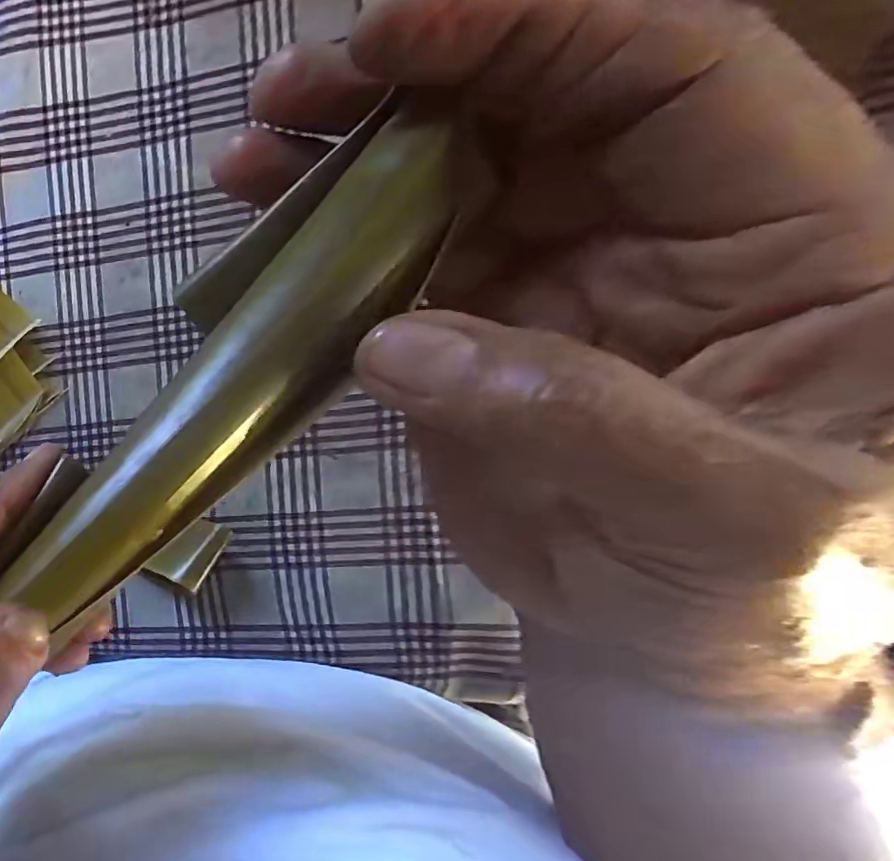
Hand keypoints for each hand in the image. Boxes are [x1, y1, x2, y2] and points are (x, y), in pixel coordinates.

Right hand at [215, 0, 893, 714]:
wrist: (674, 635)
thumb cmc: (765, 581)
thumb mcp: (725, 510)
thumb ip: (574, 415)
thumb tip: (394, 344)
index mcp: (775, 224)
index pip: (658, 71)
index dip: (529, 30)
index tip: (396, 31)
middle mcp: (644, 229)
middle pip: (520, 111)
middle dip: (403, 82)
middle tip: (292, 86)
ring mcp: (533, 288)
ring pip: (430, 189)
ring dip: (337, 159)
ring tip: (250, 148)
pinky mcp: (453, 345)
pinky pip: (377, 280)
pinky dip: (314, 258)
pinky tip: (256, 243)